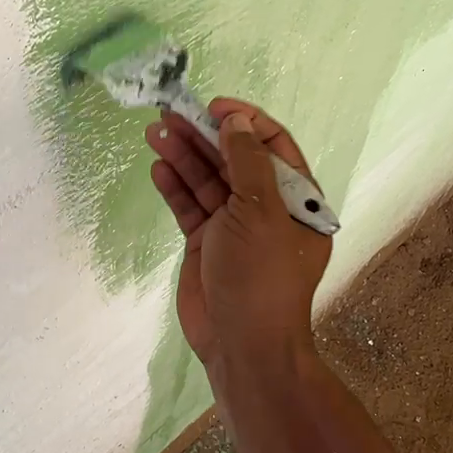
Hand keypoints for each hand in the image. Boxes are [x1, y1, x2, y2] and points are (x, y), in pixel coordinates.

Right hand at [145, 98, 332, 372]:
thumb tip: (237, 121)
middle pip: (234, 159)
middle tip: (171, 113)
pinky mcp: (206, 244)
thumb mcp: (261, 212)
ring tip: (155, 131)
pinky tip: (158, 166)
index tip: (214, 106)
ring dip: (184, 155)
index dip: (245, 122)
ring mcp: (234, 226)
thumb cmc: (262, 276)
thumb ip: (247, 162)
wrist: (243, 345)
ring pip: (208, 180)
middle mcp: (267, 208)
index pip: (272, 146)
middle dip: (204, 135)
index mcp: (296, 200)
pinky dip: (175, 187)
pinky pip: (191, 206)